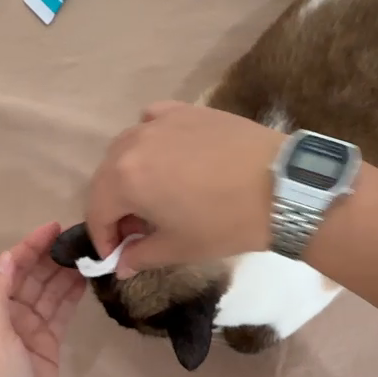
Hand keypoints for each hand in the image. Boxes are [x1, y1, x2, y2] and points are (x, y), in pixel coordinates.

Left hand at [0, 222, 84, 376]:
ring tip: (88, 253)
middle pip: (29, 277)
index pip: (8, 270)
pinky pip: (59, 313)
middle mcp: (6, 317)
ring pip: (47, 293)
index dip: (29, 247)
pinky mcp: (48, 346)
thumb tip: (6, 257)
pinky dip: (71, 297)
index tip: (54, 228)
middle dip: (49, 256)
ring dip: (63, 273)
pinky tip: (86, 280)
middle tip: (79, 237)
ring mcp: (28, 332)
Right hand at [85, 101, 288, 276]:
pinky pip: (152, 122)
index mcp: (124, 180)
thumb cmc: (223, 224)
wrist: (280, 187)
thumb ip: (141, 255)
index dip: (102, 239)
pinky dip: (147, 142)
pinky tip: (163, 158)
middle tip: (133, 233)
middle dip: (113, 208)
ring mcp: (160, 121)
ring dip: (127, 177)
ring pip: (125, 149)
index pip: (97, 210)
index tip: (115, 256)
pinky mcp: (186, 111)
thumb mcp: (178, 247)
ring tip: (150, 200)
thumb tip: (122, 265)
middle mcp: (133, 143)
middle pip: (106, 178)